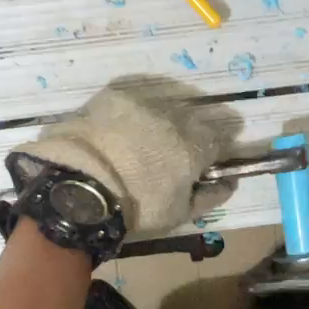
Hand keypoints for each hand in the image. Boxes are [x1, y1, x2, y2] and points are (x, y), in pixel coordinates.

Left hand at [12, 87, 223, 236]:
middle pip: (192, 119)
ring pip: (163, 105)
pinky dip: (132, 111)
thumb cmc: (134, 209)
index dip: (216, 150)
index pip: (220, 139)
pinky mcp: (113, 94)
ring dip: (160, 119)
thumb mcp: (178, 214)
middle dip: (188, 133)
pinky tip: (121, 126)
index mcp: (194, 146)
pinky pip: (132, 99)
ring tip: (144, 139)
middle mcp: (174, 116)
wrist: (78, 187)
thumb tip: (229, 183)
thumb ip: (209, 196)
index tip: (208, 161)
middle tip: (171, 154)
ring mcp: (143, 102)